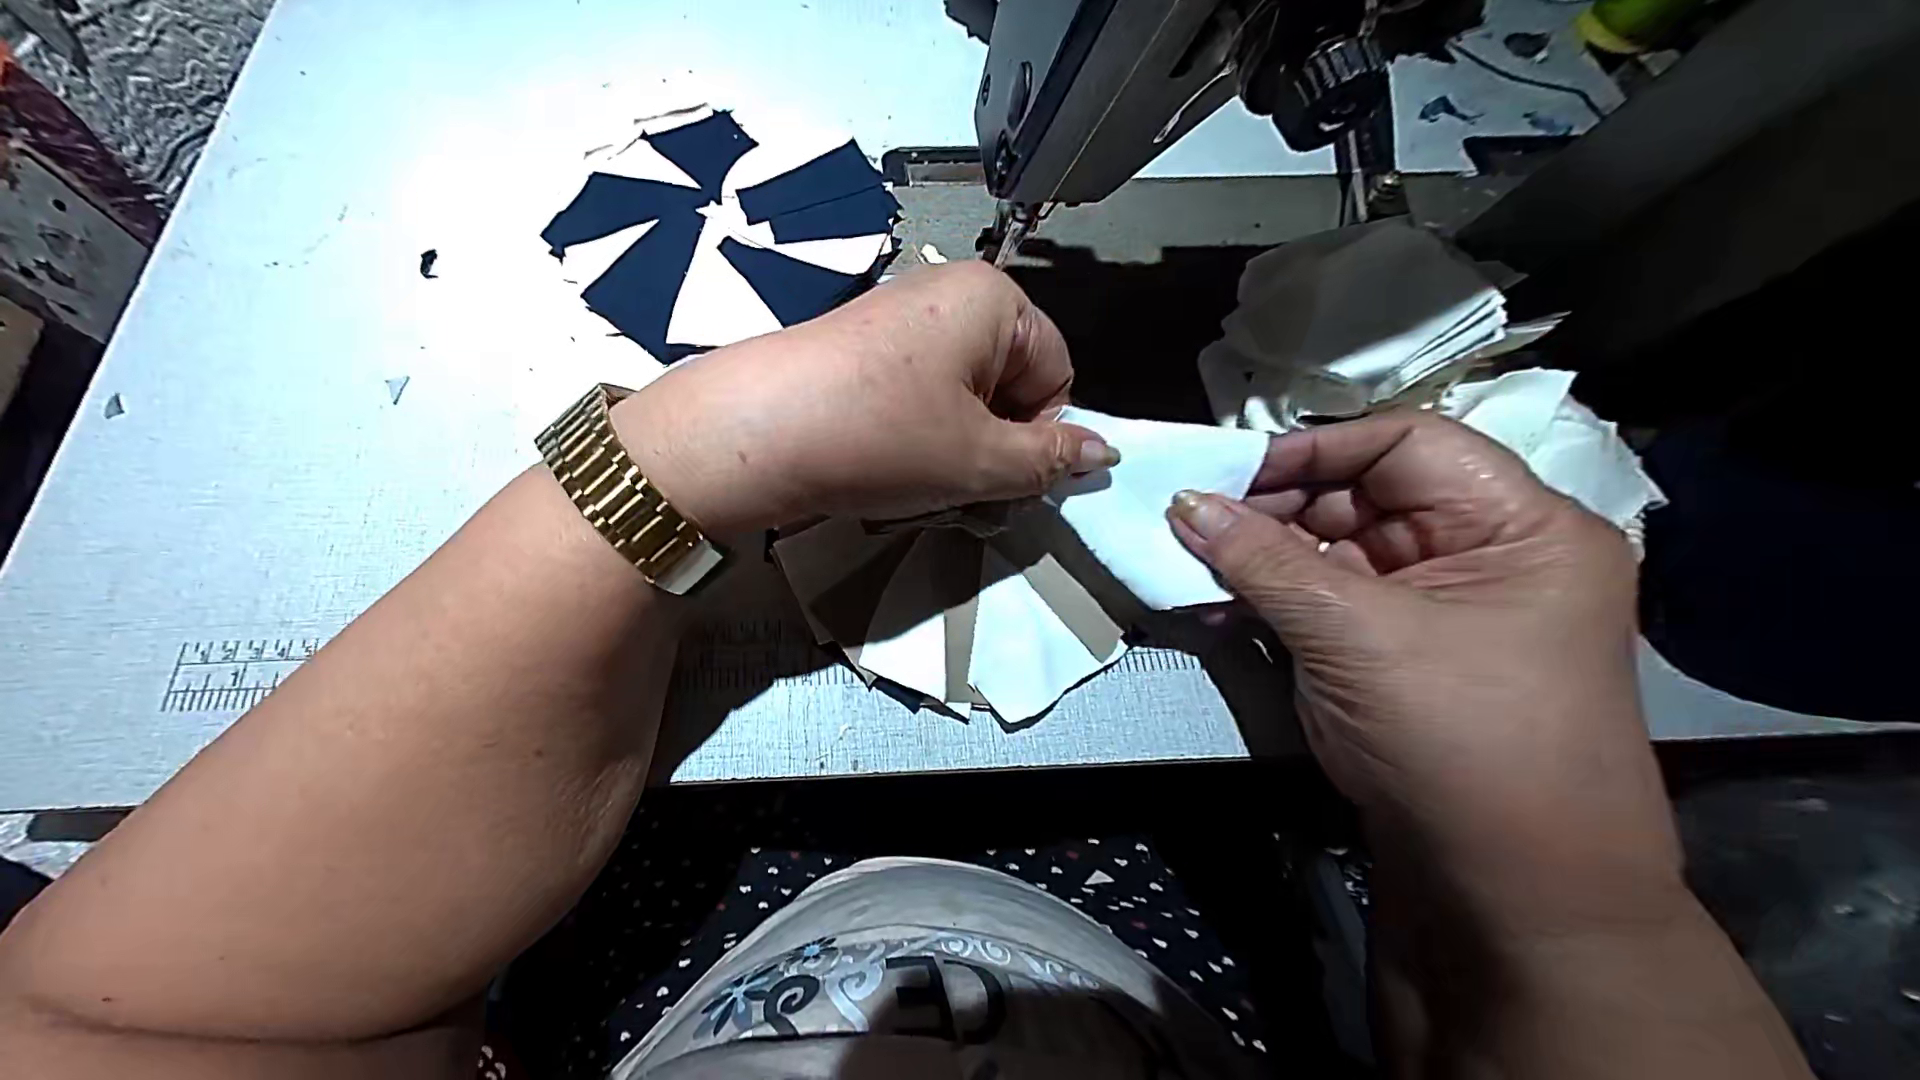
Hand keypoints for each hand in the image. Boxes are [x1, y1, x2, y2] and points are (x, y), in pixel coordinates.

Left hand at [612, 262, 1115, 538]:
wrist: (753, 435)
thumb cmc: (881, 436)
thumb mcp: (980, 459)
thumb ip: (1052, 460)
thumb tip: (1106, 454)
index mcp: (993, 299)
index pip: (1059, 373)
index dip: (1041, 433)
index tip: (1004, 473)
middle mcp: (948, 293)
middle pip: (1011, 382)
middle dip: (998, 443)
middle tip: (963, 487)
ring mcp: (900, 319)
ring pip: (965, 397)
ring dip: (959, 448)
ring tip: (921, 481)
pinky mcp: (863, 349)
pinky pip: (922, 395)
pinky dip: (921, 435)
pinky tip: (890, 463)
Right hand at [1170, 413, 1684, 923]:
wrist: (1499, 888)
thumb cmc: (1457, 740)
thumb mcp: (1353, 635)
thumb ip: (1261, 560)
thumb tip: (1181, 501)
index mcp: (1516, 527)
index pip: (1408, 443)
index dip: (1316, 448)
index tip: (1231, 470)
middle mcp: (1475, 551)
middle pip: (1358, 494)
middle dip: (1274, 507)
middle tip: (1197, 520)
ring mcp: (1426, 601)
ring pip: (1327, 547)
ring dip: (1260, 553)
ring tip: (1194, 560)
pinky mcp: (1384, 643)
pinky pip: (1316, 595)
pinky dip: (1266, 593)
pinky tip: (1216, 600)